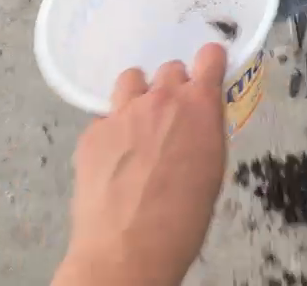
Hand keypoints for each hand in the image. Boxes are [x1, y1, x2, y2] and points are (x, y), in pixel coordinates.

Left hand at [53, 44, 229, 285]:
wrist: (128, 251)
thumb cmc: (184, 217)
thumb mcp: (214, 166)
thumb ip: (206, 128)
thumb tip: (199, 120)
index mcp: (200, 103)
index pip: (210, 55)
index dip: (209, 64)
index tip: (207, 74)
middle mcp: (163, 97)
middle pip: (170, 68)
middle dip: (172, 88)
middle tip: (170, 117)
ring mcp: (123, 112)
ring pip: (132, 79)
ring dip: (138, 95)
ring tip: (136, 124)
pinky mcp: (92, 133)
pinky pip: (105, 117)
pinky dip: (111, 131)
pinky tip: (112, 159)